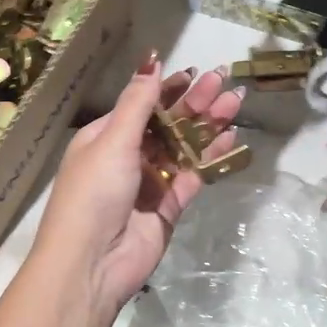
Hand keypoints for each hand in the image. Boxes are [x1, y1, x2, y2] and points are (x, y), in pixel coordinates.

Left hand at [32, 53, 243, 320]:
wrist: (91, 265)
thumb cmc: (94, 193)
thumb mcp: (113, 141)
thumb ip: (138, 102)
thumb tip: (152, 61)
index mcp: (105, 136)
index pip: (142, 104)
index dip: (169, 88)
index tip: (196, 73)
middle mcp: (127, 155)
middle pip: (167, 123)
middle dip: (195, 103)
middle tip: (224, 82)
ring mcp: (149, 181)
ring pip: (183, 146)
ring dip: (208, 125)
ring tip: (235, 103)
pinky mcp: (168, 207)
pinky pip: (192, 175)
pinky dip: (210, 157)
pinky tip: (231, 140)